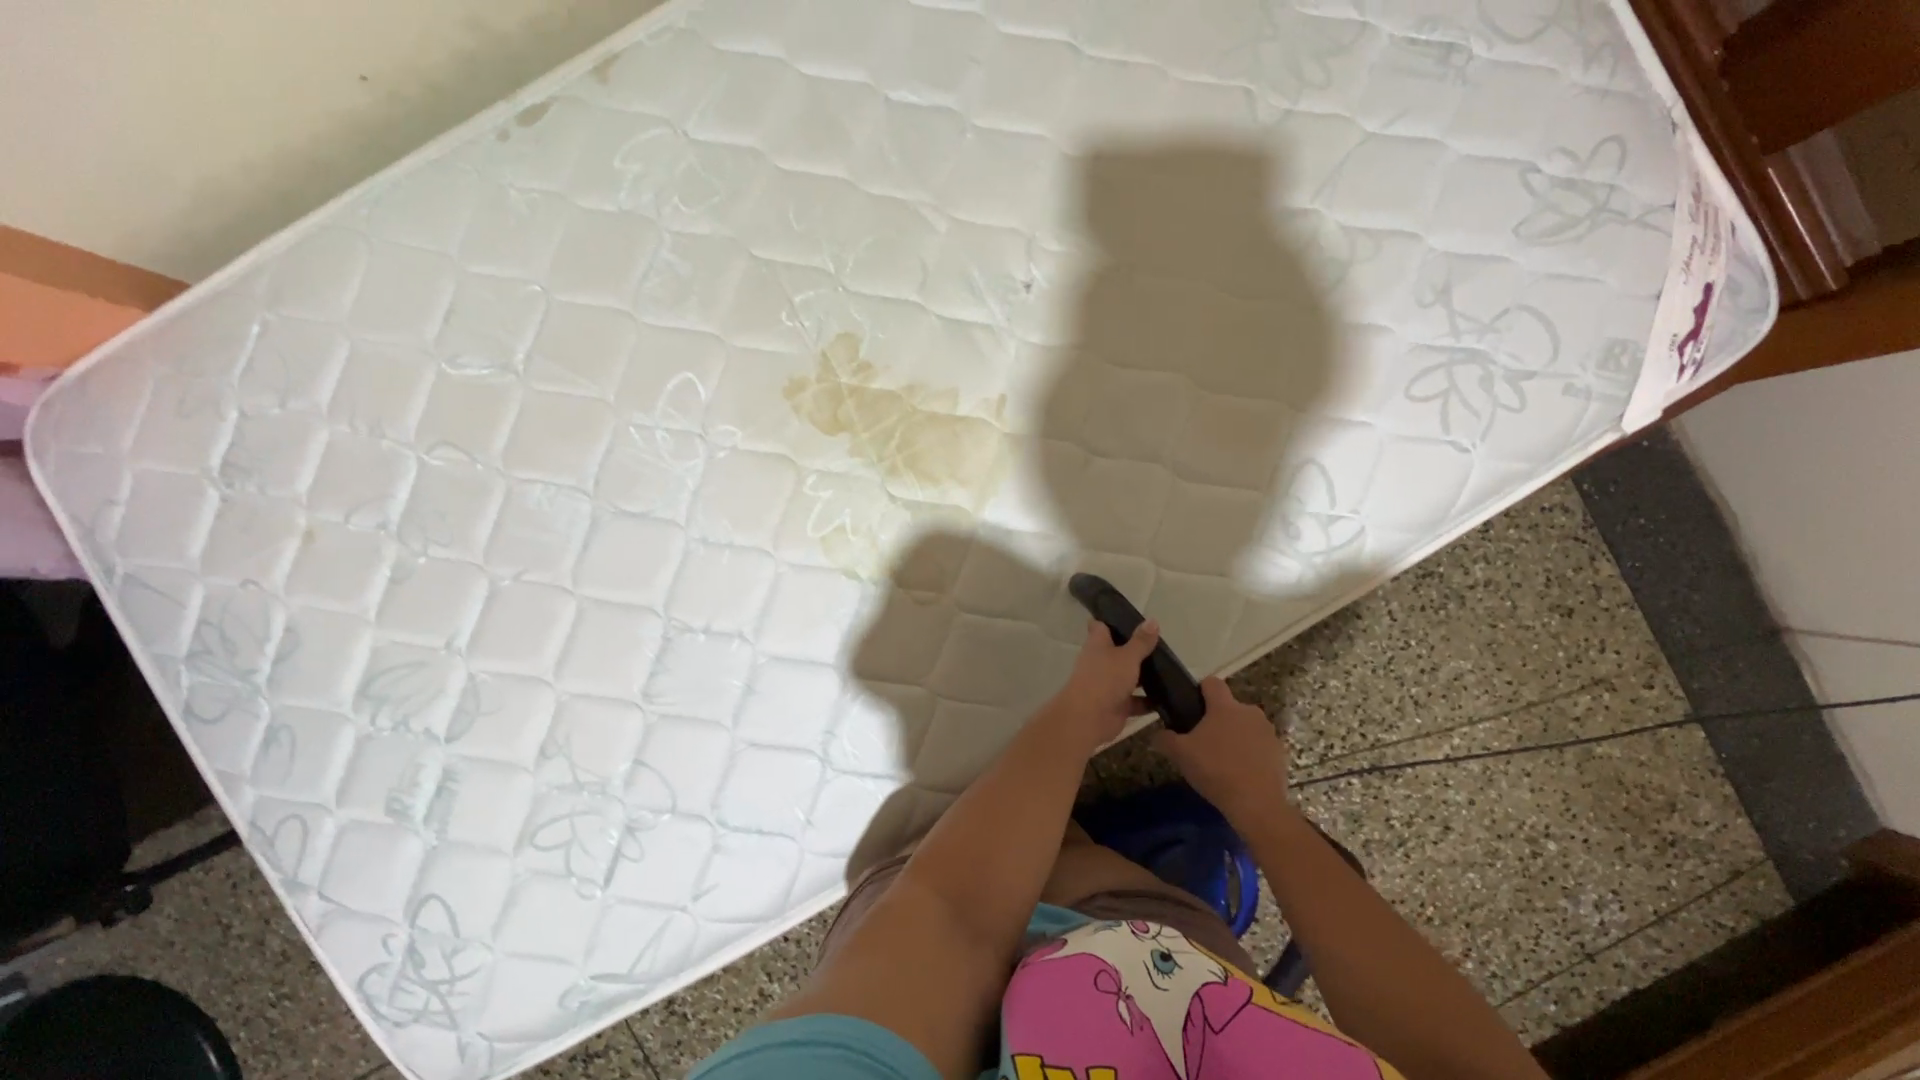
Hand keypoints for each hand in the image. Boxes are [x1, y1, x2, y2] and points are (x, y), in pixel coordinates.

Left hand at [1043, 619, 1160, 752]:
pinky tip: (1168, 697)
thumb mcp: (1127, 656)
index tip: (1129, 616)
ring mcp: (1108, 685)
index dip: (1112, 621)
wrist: (1089, 718)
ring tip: (1171, 670)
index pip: (1101, 627)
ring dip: (1146, 676)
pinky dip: (1149, 701)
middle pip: (1119, 652)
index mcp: (1098, 645)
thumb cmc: (1105, 679)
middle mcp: (1101, 663)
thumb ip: (1141, 641)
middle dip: (1137, 650)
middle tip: (1163, 645)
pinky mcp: (1117, 705)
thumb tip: (1152, 620)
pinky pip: (1136, 701)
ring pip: (1129, 677)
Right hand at [1153, 677, 1290, 821]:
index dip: (1200, 690)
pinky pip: (1260, 745)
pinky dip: (1251, 754)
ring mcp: (1268, 731)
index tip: (1193, 707)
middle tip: (1204, 742)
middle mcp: (1249, 712)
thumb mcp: (1179, 755)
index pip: (1212, 683)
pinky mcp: (1280, 751)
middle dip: (1218, 720)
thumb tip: (1159, 735)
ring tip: (1223, 761)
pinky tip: (1241, 773)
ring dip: (1236, 736)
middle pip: (1230, 707)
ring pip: (1246, 726)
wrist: (1256, 803)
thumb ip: (1165, 739)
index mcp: (1225, 707)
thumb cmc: (1214, 770)